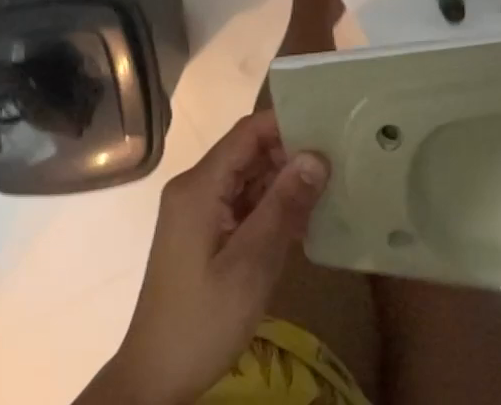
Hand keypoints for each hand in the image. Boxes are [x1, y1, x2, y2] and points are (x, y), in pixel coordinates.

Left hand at [87, 112, 327, 404]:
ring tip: (335, 186)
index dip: (287, 125)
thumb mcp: (251, 264)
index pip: (247, 133)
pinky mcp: (206, 234)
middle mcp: (196, 189)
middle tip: (342, 162)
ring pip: (249, 179)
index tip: (331, 130)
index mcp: (199, 187)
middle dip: (292, 155)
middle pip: (249, 153)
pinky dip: (273, 209)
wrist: (157, 374)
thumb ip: (283, 206)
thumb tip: (317, 155)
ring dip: (286, 184)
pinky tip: (307, 220)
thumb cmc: (203, 319)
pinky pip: (244, 205)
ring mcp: (199, 212)